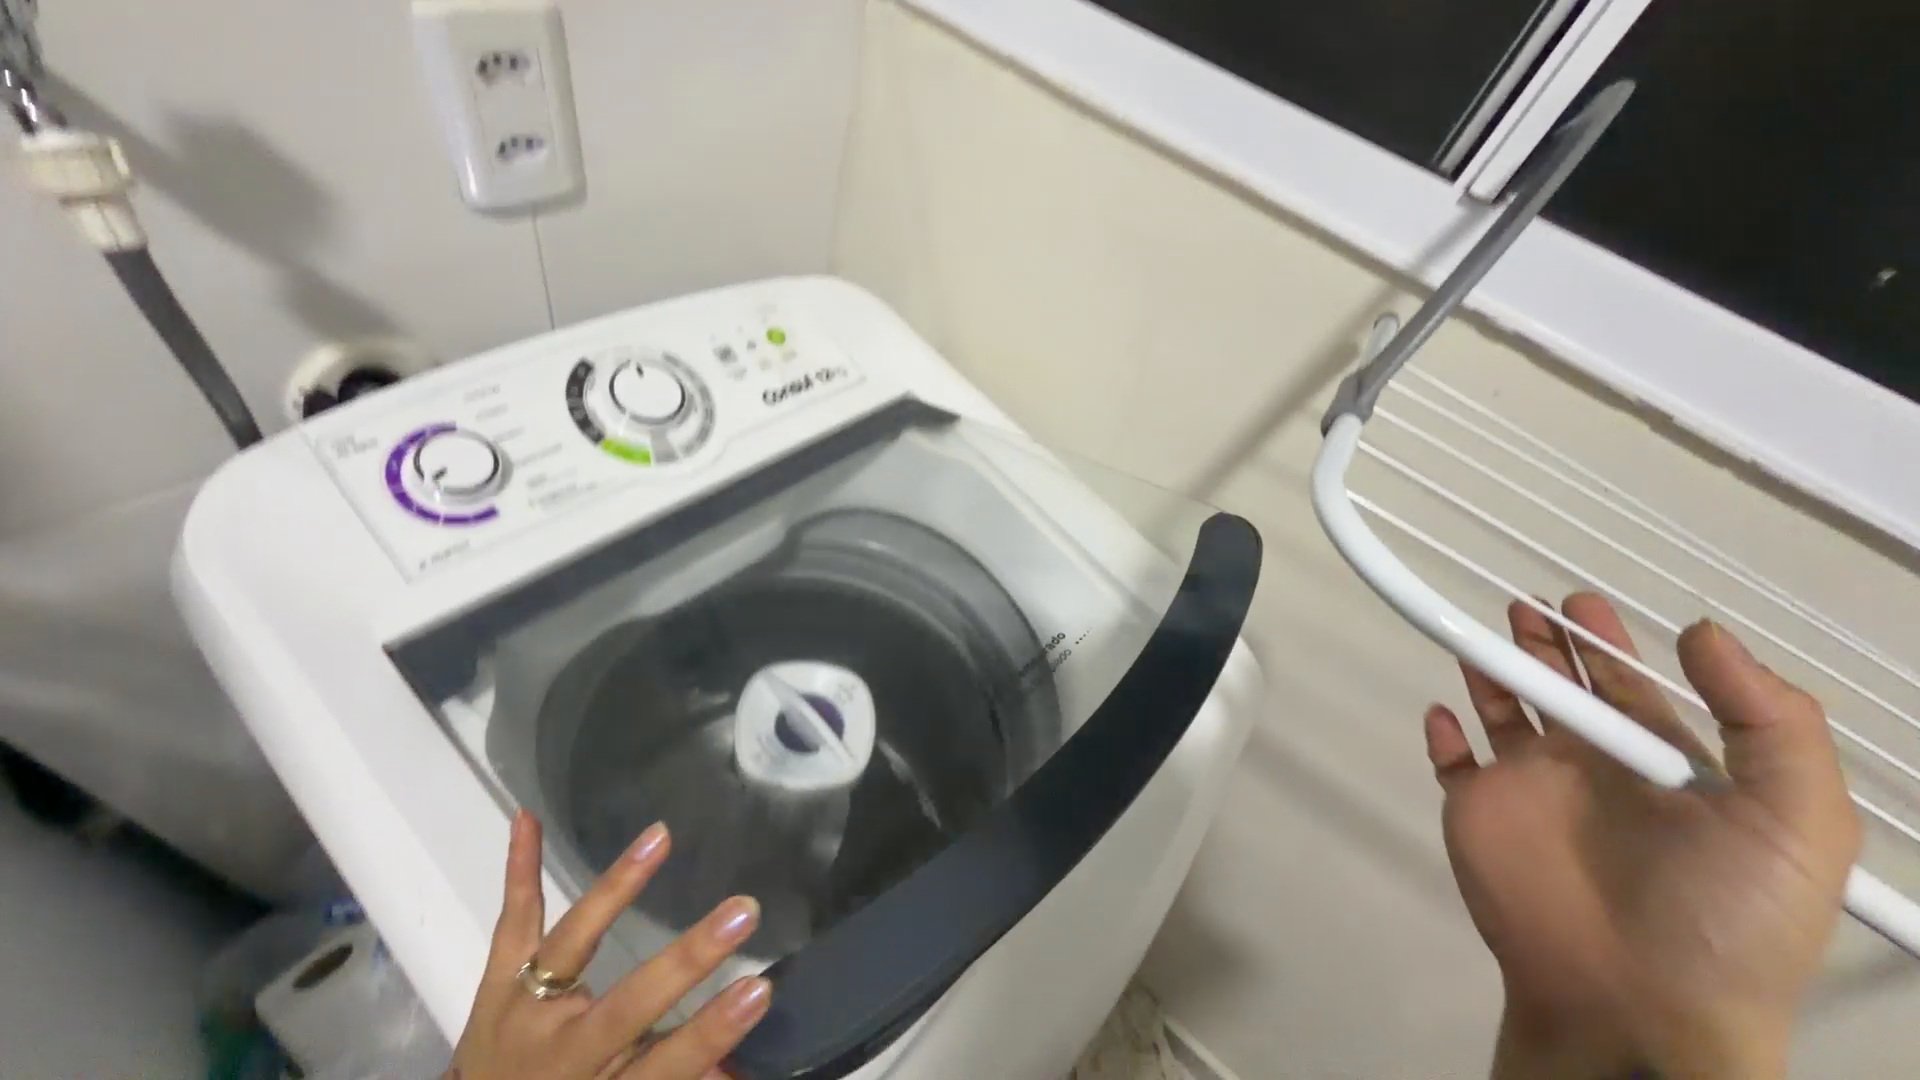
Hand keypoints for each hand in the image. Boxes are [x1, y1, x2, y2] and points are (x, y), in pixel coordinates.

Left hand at [448, 810, 770, 1079]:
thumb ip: (681, 1073)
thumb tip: (742, 1059)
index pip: (665, 1063)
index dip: (711, 1029)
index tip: (761, 987)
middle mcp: (559, 1052)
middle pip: (626, 1004)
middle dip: (687, 958)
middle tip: (745, 908)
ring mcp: (521, 1008)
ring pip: (571, 945)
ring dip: (618, 887)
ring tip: (660, 836)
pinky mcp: (496, 979)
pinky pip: (513, 921)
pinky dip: (520, 868)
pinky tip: (527, 816)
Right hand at [1425, 594, 1859, 1079]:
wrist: (1636, 999)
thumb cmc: (1724, 911)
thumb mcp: (1798, 821)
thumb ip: (1770, 721)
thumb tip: (1701, 633)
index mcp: (1665, 770)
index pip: (1635, 692)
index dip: (1611, 646)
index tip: (1585, 603)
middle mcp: (1594, 770)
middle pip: (1563, 691)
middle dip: (1548, 645)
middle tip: (1531, 604)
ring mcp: (1529, 790)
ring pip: (1504, 715)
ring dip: (1494, 673)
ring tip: (1484, 633)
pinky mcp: (1476, 810)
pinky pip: (1450, 763)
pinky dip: (1441, 735)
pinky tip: (1441, 711)